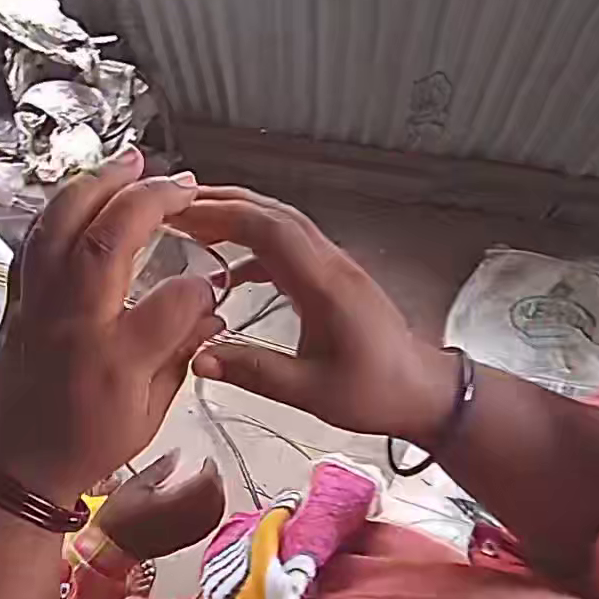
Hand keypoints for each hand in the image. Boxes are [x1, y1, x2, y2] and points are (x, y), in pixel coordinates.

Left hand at [0, 149, 221, 502]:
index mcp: (115, 359)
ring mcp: (37, 305)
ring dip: (98, 184)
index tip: (213, 282)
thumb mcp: (151, 412)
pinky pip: (34, 240)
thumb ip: (183, 354)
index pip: (173, 301)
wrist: (22, 462)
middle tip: (179, 180)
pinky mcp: (16, 300)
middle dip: (149, 199)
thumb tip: (211, 308)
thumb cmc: (92, 442)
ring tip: (130, 160)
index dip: (202, 286)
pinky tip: (84, 193)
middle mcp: (74, 322)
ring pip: (61, 226)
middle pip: (109, 240)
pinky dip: (61, 208)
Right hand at [92, 450, 224, 561]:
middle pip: (213, 498)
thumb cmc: (118, 516)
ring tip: (212, 484)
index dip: (210, 470)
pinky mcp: (184, 542)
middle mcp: (183, 519)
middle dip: (216, 481)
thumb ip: (160, 467)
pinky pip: (208, 526)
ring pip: (214, 513)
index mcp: (171, 503)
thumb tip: (176, 454)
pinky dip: (214, 513)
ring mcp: (186, 533)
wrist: (110, 547)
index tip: (207, 461)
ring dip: (218, 496)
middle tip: (211, 469)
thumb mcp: (135, 484)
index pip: (204, 484)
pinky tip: (209, 506)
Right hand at [170, 187, 454, 443]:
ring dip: (238, 219)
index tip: (180, 214)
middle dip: (222, 205)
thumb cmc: (376, 392)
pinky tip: (231, 272)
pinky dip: (254, 248)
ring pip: (281, 225)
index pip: (268, 230)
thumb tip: (199, 358)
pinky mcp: (333, 279)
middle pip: (273, 214)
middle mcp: (330, 265)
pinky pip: (289, 249)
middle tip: (175, 209)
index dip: (221, 215)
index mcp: (324, 285)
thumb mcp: (311, 391)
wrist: (424, 392)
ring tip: (194, 227)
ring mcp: (334, 268)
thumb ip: (253, 372)